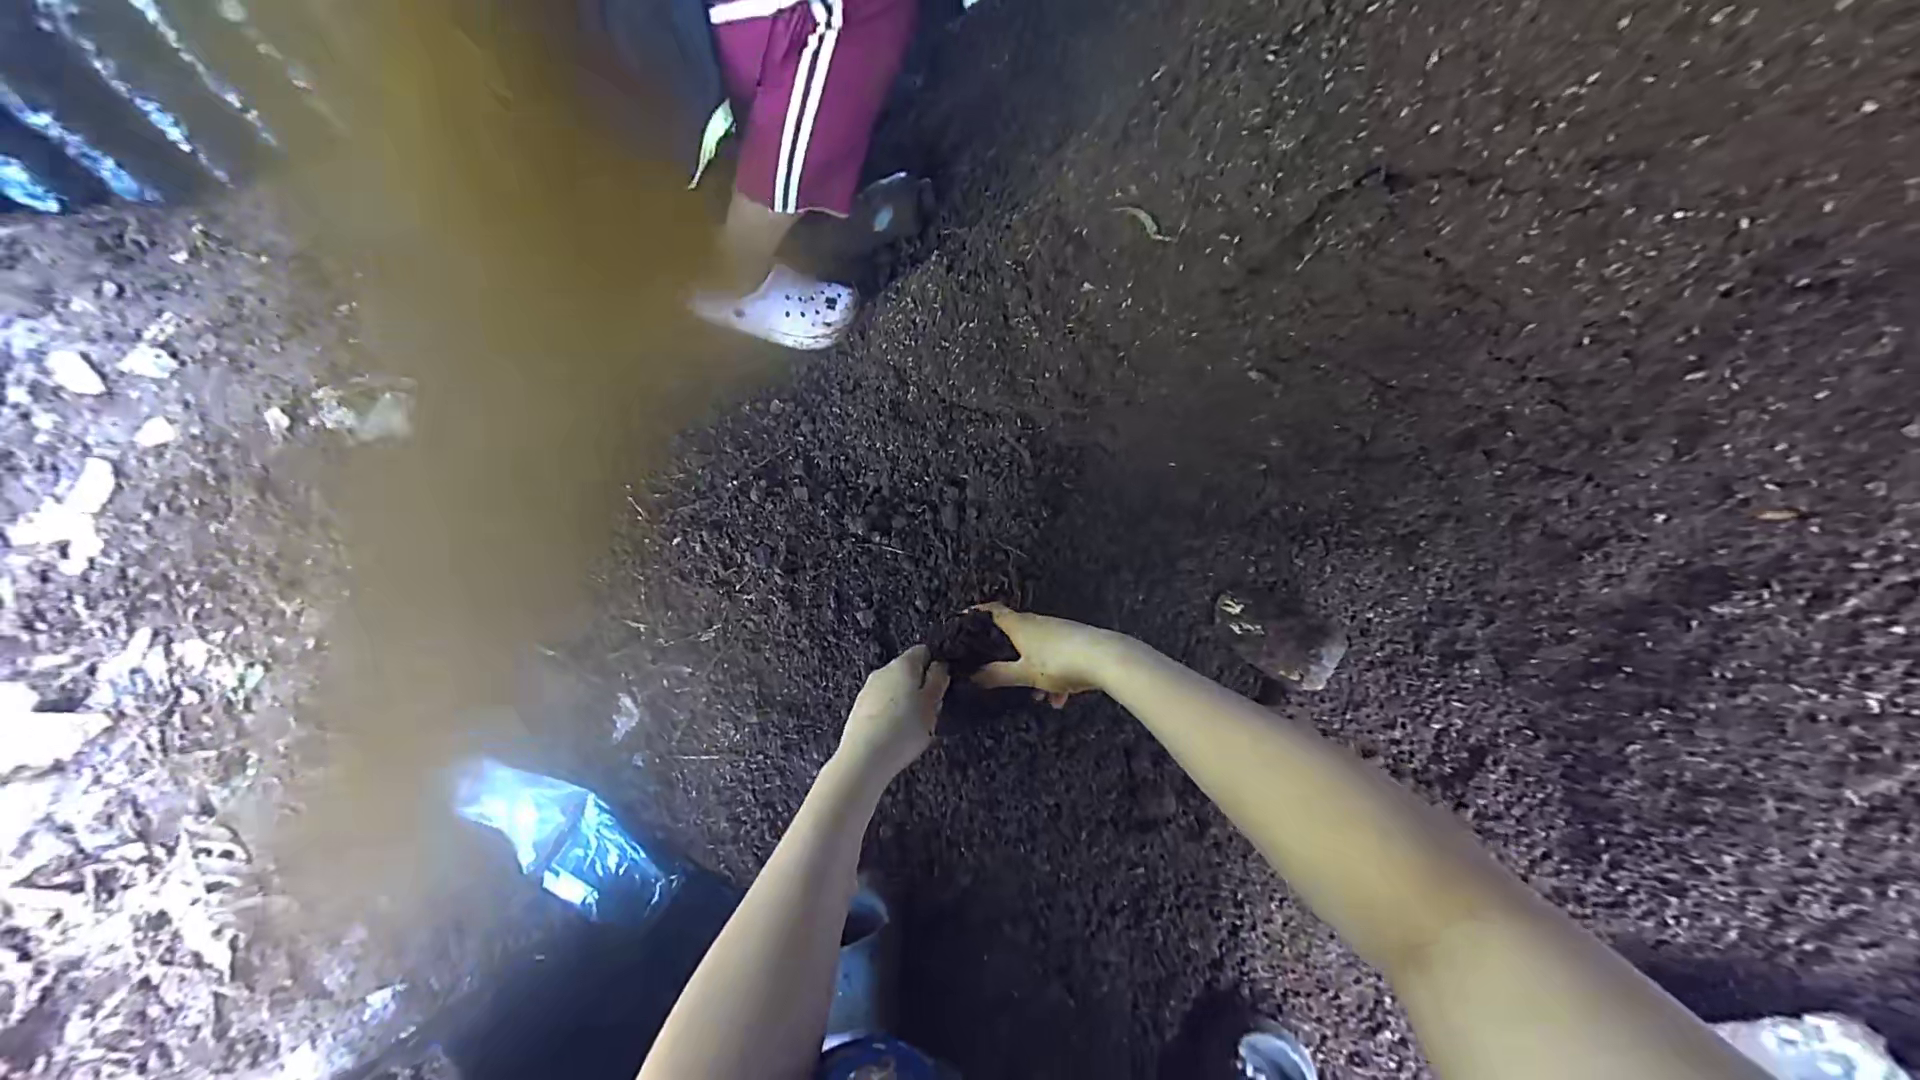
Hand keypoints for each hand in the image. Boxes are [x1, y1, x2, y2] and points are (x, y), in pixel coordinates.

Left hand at [837, 645, 949, 779]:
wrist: (864, 757)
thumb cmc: (905, 728)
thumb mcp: (933, 704)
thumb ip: (938, 680)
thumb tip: (939, 665)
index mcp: (903, 664)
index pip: (923, 651)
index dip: (935, 665)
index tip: (942, 685)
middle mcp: (883, 670)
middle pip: (907, 670)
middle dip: (920, 685)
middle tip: (931, 709)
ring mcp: (868, 689)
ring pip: (893, 687)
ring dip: (904, 700)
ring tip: (913, 726)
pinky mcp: (858, 708)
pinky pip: (881, 704)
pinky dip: (890, 713)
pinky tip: (895, 733)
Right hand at [969, 603, 1125, 706]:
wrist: (1107, 659)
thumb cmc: (1060, 662)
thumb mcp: (1025, 674)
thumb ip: (997, 675)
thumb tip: (973, 675)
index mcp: (1020, 625)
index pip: (993, 611)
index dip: (978, 613)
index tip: (966, 618)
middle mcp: (1038, 622)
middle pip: (1016, 632)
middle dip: (1008, 652)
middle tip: (998, 668)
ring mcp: (1059, 630)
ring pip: (1039, 650)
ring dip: (1035, 671)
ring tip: (1038, 696)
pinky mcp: (1076, 640)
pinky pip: (1058, 657)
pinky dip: (1055, 676)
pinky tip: (1060, 698)